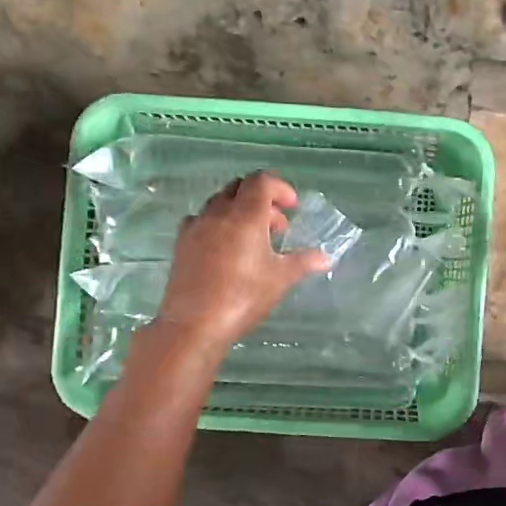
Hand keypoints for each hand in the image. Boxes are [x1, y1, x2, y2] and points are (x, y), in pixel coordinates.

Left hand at [156, 170, 330, 350]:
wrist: (194, 324)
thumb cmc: (243, 297)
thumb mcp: (279, 279)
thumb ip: (302, 262)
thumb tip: (324, 257)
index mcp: (245, 215)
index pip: (261, 181)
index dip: (280, 187)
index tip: (291, 206)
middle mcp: (218, 213)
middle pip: (239, 187)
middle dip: (261, 198)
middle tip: (276, 224)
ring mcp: (196, 226)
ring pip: (219, 202)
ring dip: (239, 210)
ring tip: (253, 238)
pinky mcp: (181, 243)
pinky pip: (201, 219)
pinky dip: (218, 223)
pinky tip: (224, 247)